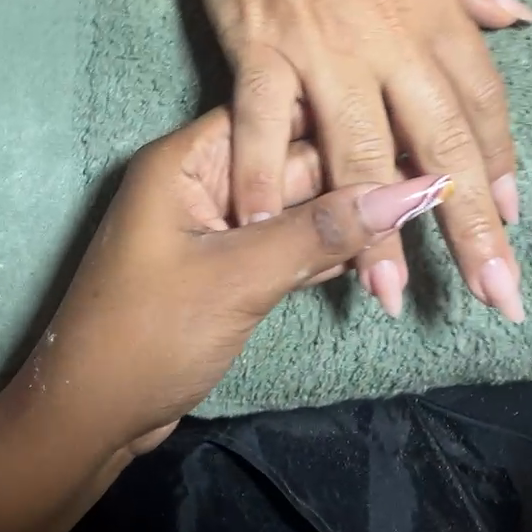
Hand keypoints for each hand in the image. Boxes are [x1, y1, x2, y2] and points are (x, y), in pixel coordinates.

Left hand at [0, 109, 452, 456]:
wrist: (94, 414)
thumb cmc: (153, 332)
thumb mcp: (240, 276)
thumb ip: (322, 231)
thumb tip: (411, 190)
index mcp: (188, 161)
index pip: (272, 117)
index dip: (338, 118)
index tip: (411, 122)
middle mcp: (201, 183)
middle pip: (287, 164)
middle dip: (351, 179)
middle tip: (437, 182)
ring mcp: (213, 228)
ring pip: (290, 210)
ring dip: (343, 222)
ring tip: (421, 219)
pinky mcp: (224, 267)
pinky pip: (280, 246)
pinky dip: (319, 254)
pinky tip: (374, 258)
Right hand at [127, 0, 531, 323]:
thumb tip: (521, 21)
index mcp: (433, 8)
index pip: (480, 103)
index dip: (500, 167)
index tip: (515, 223)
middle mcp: (387, 41)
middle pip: (437, 145)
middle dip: (468, 226)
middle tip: (494, 297)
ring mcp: (321, 51)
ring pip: (356, 152)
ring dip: (373, 228)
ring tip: (387, 295)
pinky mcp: (257, 50)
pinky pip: (264, 125)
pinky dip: (265, 177)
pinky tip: (265, 229)